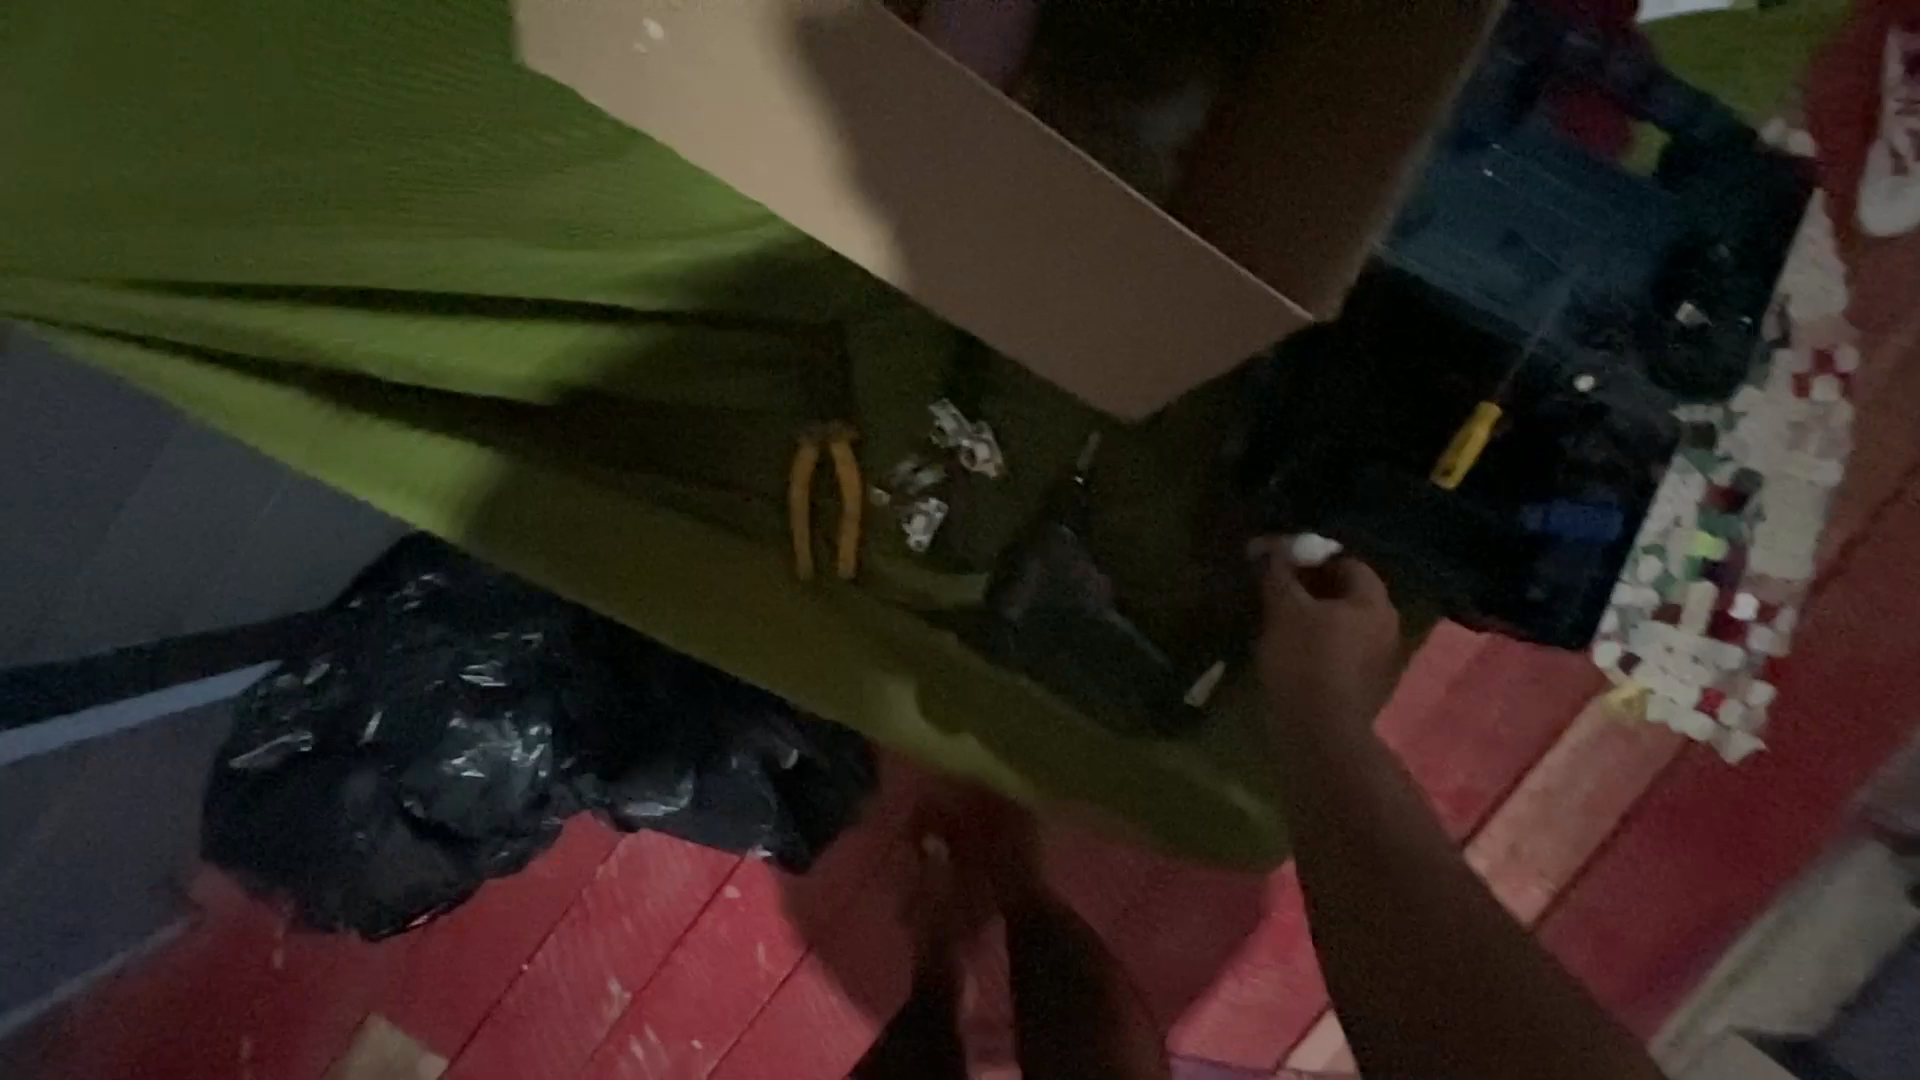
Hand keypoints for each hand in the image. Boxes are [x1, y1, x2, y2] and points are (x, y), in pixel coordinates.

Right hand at [1254, 545, 1401, 735]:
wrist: (1319, 733)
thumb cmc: (1304, 661)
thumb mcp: (1284, 610)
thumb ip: (1278, 574)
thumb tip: (1268, 546)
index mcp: (1375, 604)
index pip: (1348, 563)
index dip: (1314, 558)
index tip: (1282, 564)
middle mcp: (1388, 628)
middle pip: (1349, 594)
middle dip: (1314, 587)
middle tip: (1278, 589)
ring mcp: (1382, 661)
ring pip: (1346, 624)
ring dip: (1317, 617)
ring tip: (1281, 620)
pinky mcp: (1368, 687)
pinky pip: (1344, 651)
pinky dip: (1322, 644)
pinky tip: (1294, 651)